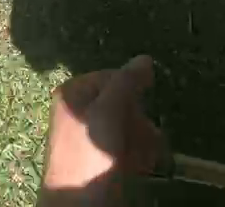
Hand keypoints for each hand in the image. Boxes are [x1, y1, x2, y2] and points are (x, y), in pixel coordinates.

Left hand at [38, 55, 161, 205]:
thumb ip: (125, 83)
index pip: (112, 78)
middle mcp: (77, 111)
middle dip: (139, 122)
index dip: (132, 94)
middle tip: (152, 139)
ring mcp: (86, 138)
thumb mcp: (108, 114)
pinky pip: (120, 148)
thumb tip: (145, 58)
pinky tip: (143, 167)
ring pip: (123, 127)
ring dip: (142, 140)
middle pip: (120, 104)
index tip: (145, 111)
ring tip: (150, 157)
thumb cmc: (89, 156)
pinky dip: (135, 154)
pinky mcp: (95, 162)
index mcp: (73, 93)